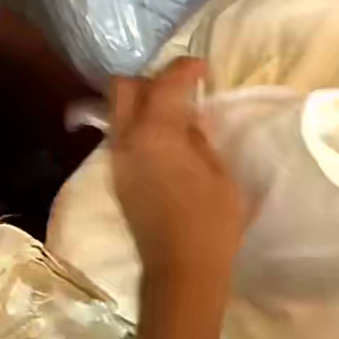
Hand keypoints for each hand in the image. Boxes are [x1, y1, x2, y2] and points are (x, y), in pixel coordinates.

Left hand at [108, 58, 247, 291]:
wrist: (182, 270)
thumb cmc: (212, 223)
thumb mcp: (220, 176)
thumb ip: (201, 140)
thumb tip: (190, 122)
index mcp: (157, 134)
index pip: (165, 84)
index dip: (185, 70)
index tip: (202, 69)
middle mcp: (128, 141)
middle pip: (123, 89)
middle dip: (150, 81)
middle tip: (179, 92)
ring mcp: (118, 162)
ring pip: (118, 114)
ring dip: (141, 106)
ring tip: (174, 120)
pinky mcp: (119, 181)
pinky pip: (123, 139)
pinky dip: (140, 130)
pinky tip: (166, 147)